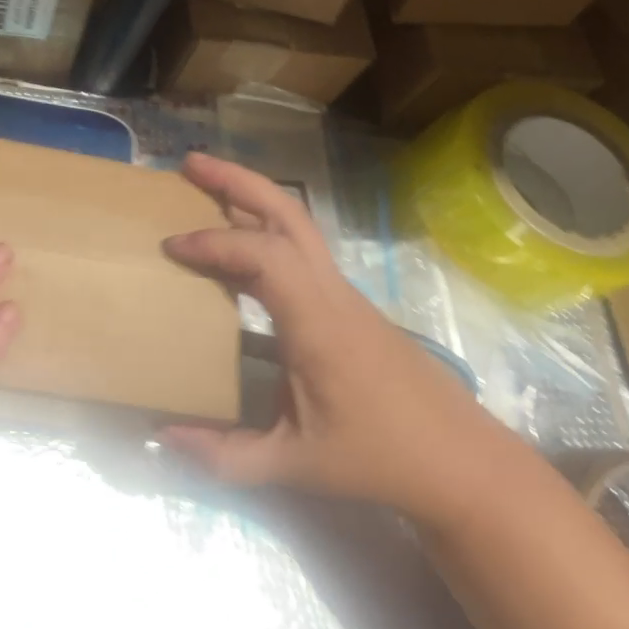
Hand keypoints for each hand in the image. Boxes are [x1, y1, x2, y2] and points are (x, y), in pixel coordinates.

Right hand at [160, 153, 516, 526]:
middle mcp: (334, 296)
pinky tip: (239, 258)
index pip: (264, 256)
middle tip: (189, 163)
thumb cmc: (381, 459)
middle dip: (238, 182)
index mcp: (319, 325)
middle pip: (289, 214)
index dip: (214, 243)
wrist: (465, 464)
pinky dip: (265, 236)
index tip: (171, 247)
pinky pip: (303, 254)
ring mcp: (346, 298)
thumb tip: (163, 436)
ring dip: (254, 200)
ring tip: (207, 190)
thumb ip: (225, 454)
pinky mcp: (351, 310)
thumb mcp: (295, 466)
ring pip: (300, 228)